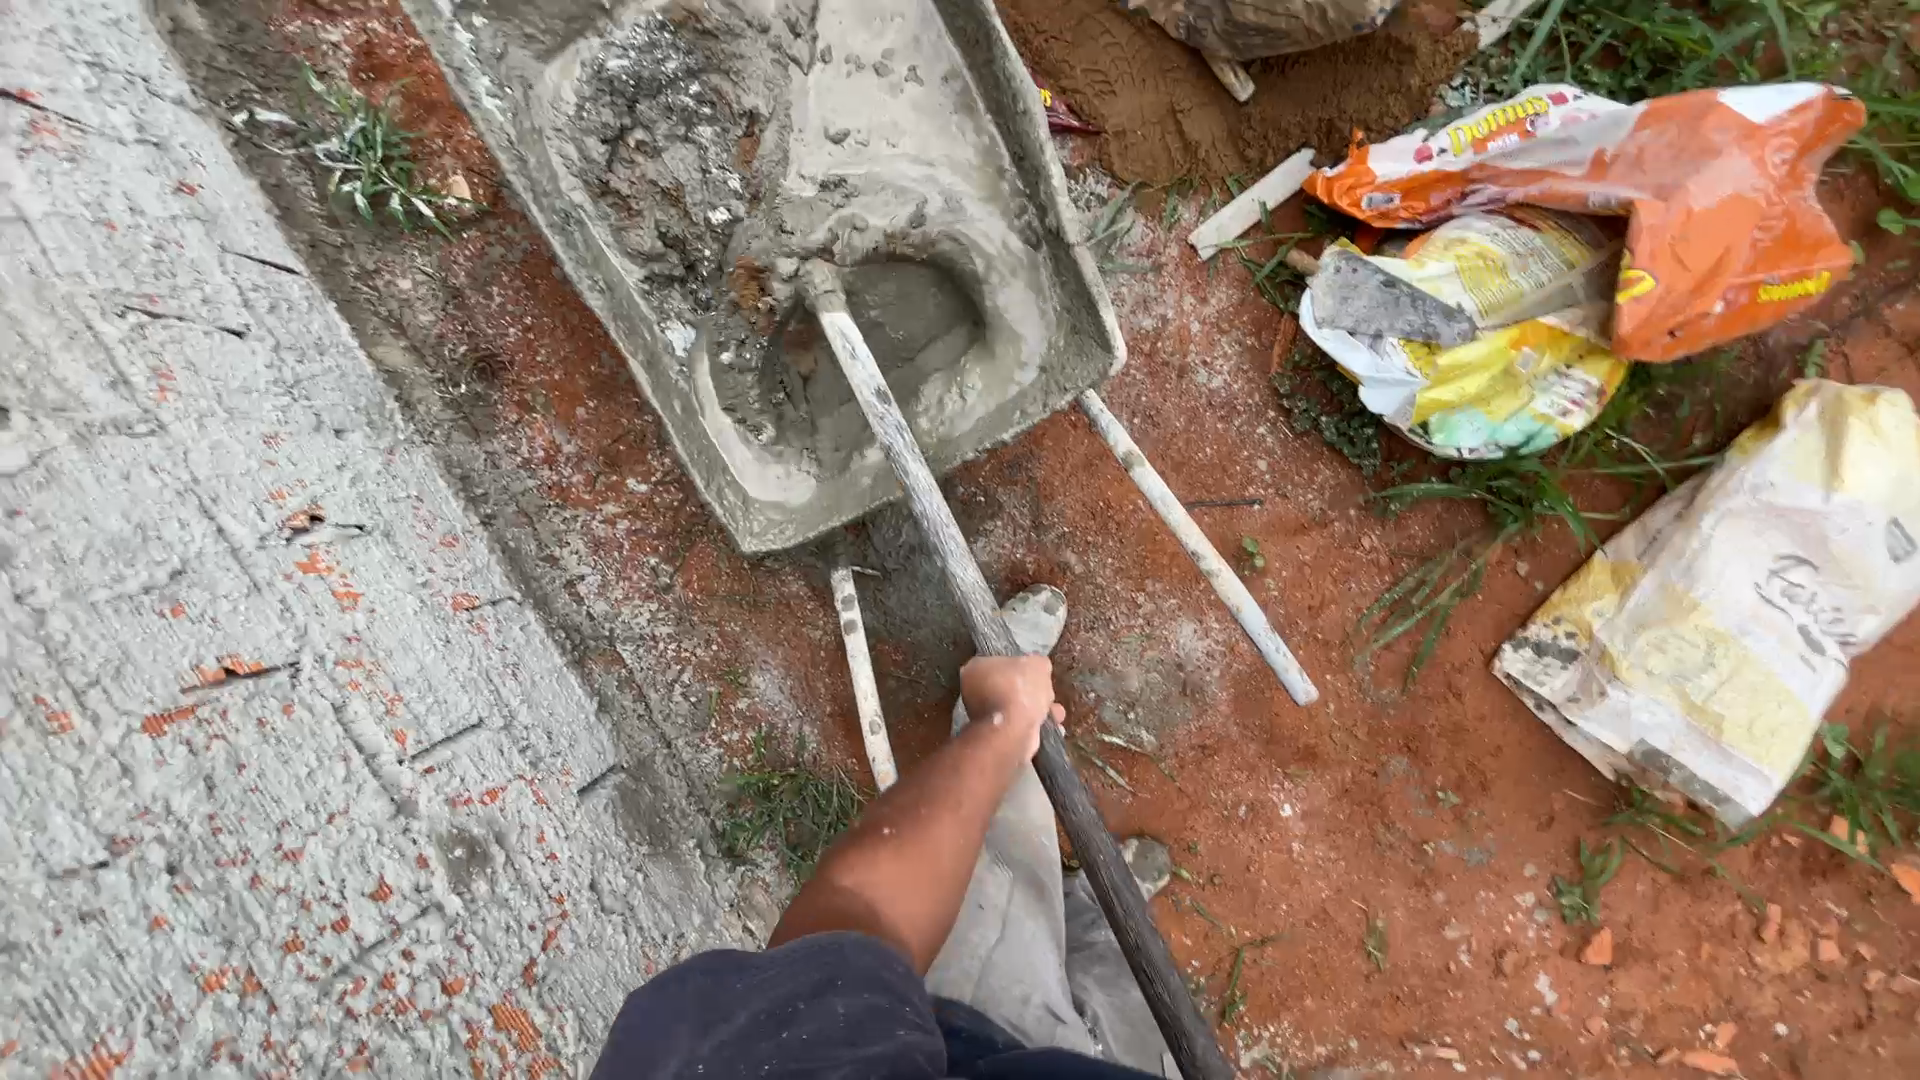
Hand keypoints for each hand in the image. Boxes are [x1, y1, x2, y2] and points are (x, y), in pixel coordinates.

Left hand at [958, 655, 1064, 758]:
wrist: (1013, 730)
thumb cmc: (1019, 689)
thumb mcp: (1037, 664)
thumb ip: (1038, 663)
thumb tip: (1038, 667)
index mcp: (974, 668)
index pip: (998, 662)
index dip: (1020, 665)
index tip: (1035, 671)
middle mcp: (972, 691)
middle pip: (1009, 686)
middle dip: (1032, 690)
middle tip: (1047, 691)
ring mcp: (983, 715)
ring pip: (1016, 707)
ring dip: (1038, 708)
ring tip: (1055, 710)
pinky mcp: (996, 735)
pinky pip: (1019, 724)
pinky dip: (1036, 724)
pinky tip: (1052, 722)